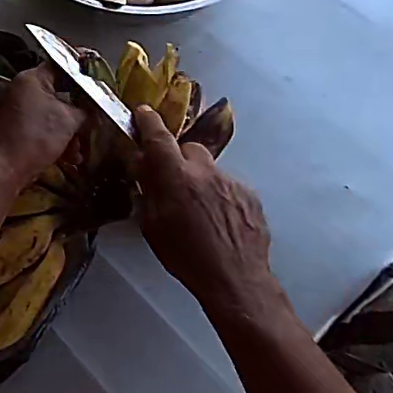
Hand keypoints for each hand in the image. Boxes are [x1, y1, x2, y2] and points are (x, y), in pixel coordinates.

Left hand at [0, 64, 87, 188]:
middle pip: (61, 90)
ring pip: (56, 112)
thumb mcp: (70, 120)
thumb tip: (99, 104)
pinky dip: (60, 137)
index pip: (63, 63)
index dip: (84, 68)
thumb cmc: (37, 137)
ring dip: (72, 129)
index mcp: (33, 78)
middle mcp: (24, 89)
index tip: (101, 75)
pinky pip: (47, 125)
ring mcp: (21, 109)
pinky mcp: (21, 127)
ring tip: (82, 146)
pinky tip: (71, 156)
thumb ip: (87, 107)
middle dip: (81, 108)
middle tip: (98, 116)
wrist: (5, 169)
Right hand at [132, 106, 286, 321]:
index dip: (148, 122)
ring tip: (198, 212)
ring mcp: (231, 181)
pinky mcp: (249, 194)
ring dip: (200, 181)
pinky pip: (228, 186)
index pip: (159, 137)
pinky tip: (218, 221)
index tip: (143, 113)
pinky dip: (219, 196)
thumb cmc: (187, 258)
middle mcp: (206, 172)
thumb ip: (149, 191)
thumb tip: (145, 169)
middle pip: (188, 149)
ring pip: (209, 169)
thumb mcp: (153, 227)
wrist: (235, 278)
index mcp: (177, 178)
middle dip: (178, 160)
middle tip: (173, 183)